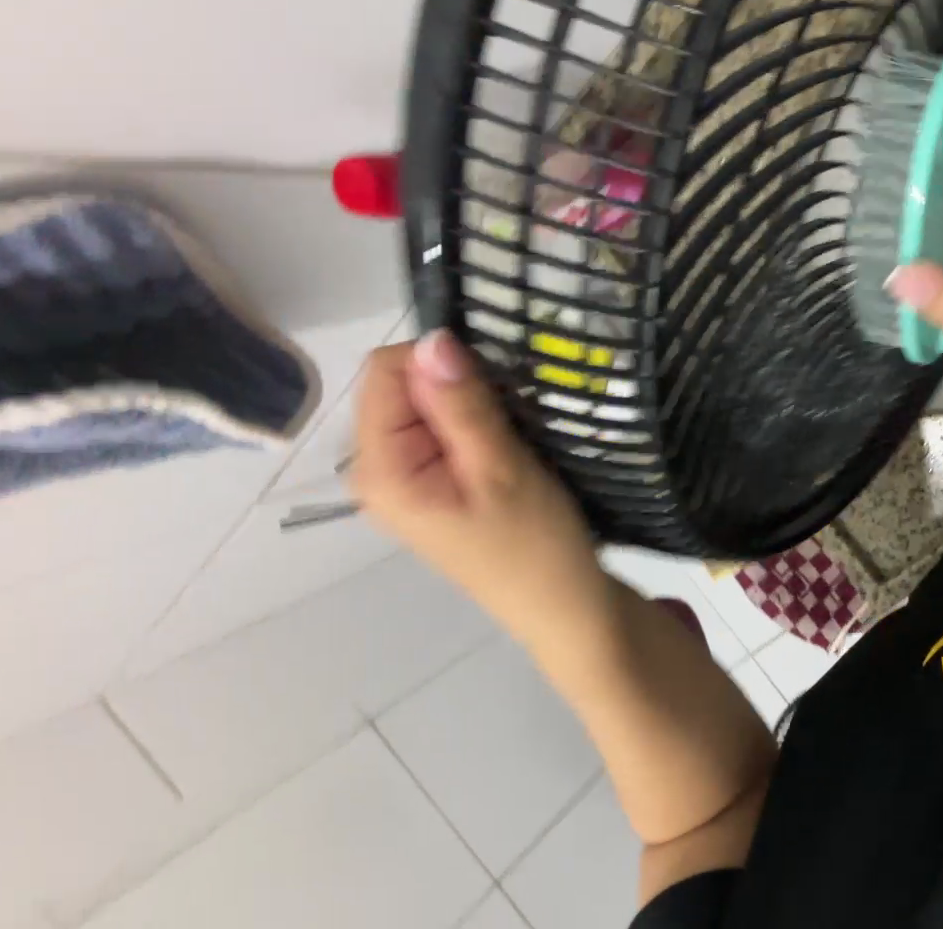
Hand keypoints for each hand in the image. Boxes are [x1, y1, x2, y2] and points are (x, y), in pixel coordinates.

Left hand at [349, 330, 599, 630]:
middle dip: (460, 383)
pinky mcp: (436, 485)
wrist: (562, 606)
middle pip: (404, 387)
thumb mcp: (501, 467)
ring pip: (430, 406)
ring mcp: (409, 479)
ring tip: (518, 429)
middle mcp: (380, 470)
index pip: (386, 372)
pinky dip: (479, 423)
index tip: (497, 384)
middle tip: (514, 412)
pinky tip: (512, 443)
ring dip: (475, 403)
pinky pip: (445, 430)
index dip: (442, 361)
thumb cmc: (534, 543)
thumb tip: (433, 336)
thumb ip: (461, 404)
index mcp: (382, 468)